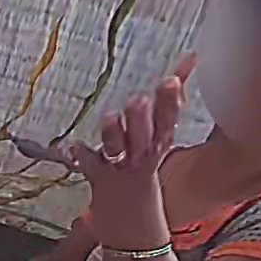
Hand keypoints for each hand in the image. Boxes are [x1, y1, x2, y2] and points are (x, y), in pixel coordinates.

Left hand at [64, 53, 197, 186]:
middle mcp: (139, 151)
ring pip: (116, 147)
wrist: (128, 203)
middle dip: (140, 118)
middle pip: (144, 134)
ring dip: (114, 133)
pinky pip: (86, 162)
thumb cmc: (144, 155)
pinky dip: (77, 154)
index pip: (168, 118)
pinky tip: (69, 145)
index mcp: (159, 138)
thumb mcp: (162, 127)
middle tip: (138, 102)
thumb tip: (191, 57)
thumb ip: (173, 95)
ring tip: (110, 118)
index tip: (168, 82)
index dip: (169, 102)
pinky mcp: (95, 171)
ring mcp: (117, 162)